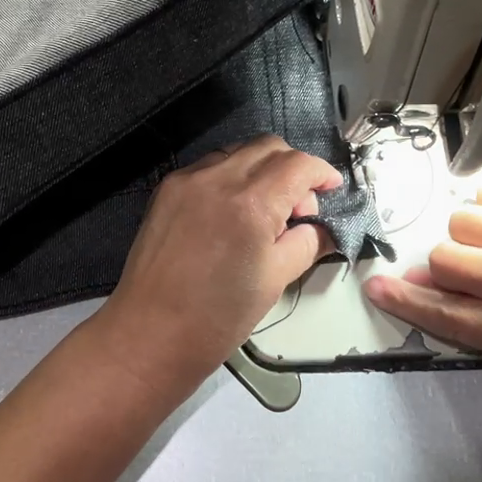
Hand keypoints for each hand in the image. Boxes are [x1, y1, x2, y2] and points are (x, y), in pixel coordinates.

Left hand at [89, 136, 339, 392]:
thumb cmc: (217, 317)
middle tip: (299, 207)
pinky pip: (211, 165)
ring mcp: (189, 179)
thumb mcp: (276, 280)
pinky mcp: (168, 188)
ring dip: (262, 169)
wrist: (150, 333)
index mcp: (251, 203)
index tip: (331, 188)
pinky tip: (234, 211)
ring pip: (239, 151)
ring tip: (266, 211)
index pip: (298, 165)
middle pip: (269, 147)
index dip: (321, 173)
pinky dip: (232, 176)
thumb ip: (306, 241)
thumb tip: (320, 225)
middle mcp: (218, 179)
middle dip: (293, 167)